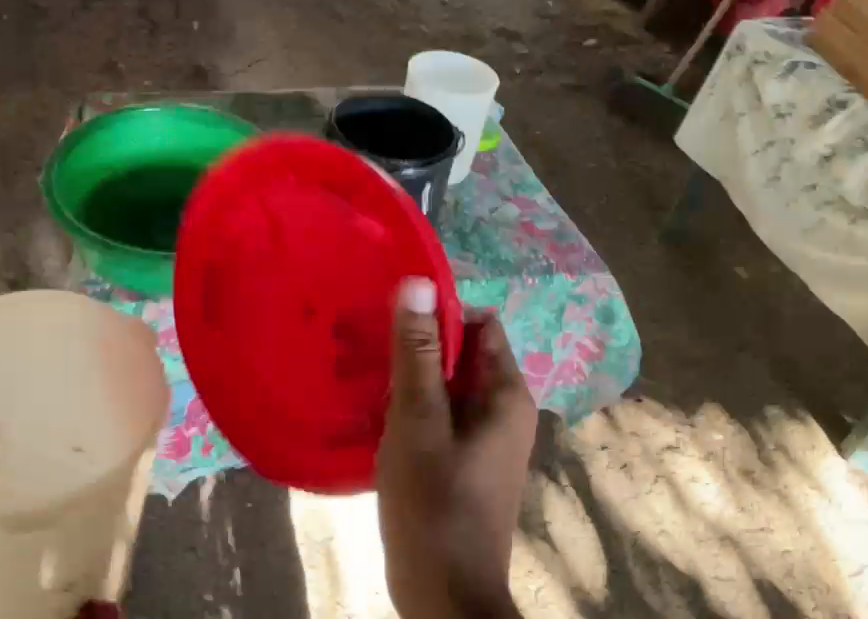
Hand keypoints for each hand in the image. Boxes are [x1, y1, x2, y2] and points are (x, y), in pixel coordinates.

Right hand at [377, 278, 538, 618]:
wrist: (444, 594)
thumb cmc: (434, 501)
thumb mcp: (418, 418)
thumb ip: (418, 350)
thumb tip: (419, 280)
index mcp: (505, 394)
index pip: (479, 323)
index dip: (438, 311)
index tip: (392, 315)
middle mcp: (503, 409)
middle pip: (460, 351)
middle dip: (416, 343)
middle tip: (366, 341)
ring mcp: (483, 437)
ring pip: (445, 382)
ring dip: (408, 374)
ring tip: (362, 369)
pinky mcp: (462, 458)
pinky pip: (438, 411)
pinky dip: (409, 403)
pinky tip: (373, 407)